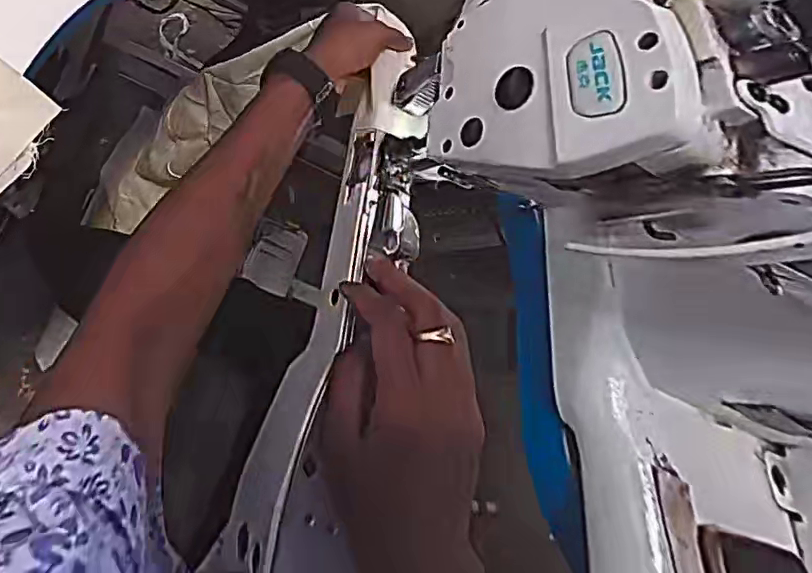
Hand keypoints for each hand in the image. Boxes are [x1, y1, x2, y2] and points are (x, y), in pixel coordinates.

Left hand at [304, 4, 412, 91]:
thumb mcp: (379, 35)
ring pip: (359, 52)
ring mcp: (332, 46)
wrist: (324, 72)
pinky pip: (352, 68)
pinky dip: (360, 72)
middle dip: (377, 44)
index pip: (372, 14)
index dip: (387, 25)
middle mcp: (336, 25)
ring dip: (368, 60)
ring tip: (375, 63)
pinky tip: (365, 74)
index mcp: (346, 10)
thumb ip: (395, 36)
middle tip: (388, 50)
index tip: (396, 35)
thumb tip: (404, 40)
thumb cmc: (341, 46)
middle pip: (365, 35)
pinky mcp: (332, 65)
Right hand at [322, 258, 485, 572]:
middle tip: (378, 268)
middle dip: (402, 282)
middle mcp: (444, 400)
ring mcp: (465, 404)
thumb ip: (344, 382)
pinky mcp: (473, 412)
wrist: (421, 554)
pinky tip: (415, 322)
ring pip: (452, 327)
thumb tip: (354, 342)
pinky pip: (458, 351)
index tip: (353, 290)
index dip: (369, 298)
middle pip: (432, 315)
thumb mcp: (338, 446)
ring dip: (422, 298)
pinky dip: (435, 325)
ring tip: (396, 285)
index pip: (392, 327)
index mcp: (407, 408)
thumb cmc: (378, 514)